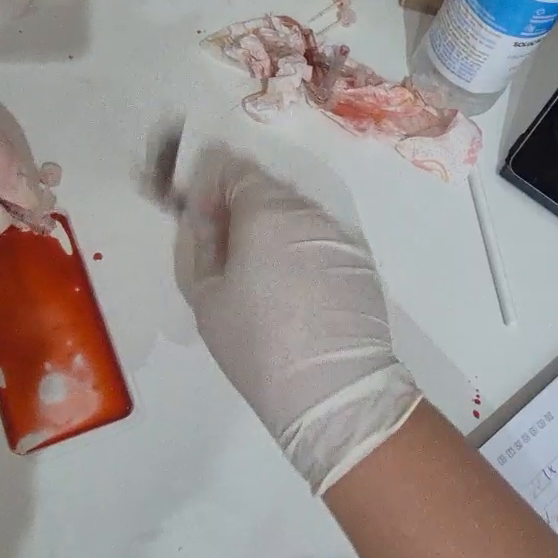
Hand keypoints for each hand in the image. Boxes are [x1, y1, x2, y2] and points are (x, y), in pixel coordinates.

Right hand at [175, 149, 420, 492]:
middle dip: (239, 207)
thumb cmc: (258, 344)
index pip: (232, 167)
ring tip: (259, 278)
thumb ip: (198, 242)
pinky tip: (295, 293)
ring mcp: (341, 237)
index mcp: (267, 211)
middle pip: (267, 189)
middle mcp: (309, 213)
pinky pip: (321, 242)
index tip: (194, 216)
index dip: (206, 184)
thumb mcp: (206, 295)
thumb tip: (202, 217)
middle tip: (221, 250)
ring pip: (296, 216)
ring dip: (272, 231)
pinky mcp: (362, 264)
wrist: (334, 390)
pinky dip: (301, 252)